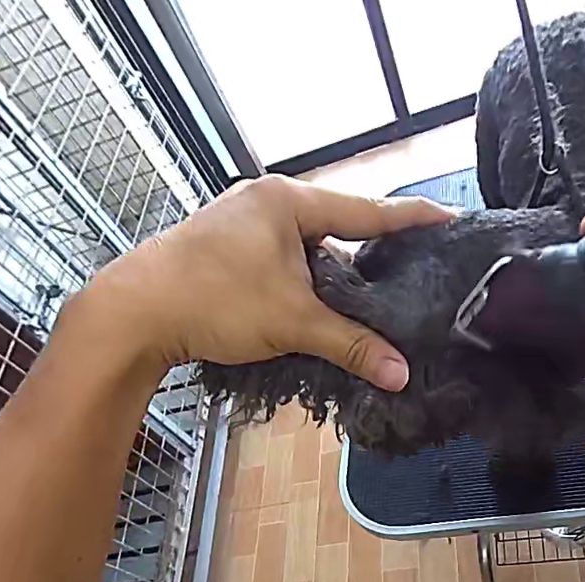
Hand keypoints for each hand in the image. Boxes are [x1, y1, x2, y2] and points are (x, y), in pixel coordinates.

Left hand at [82, 175, 452, 388]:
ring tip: (379, 297)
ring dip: (345, 273)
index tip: (449, 220)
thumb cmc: (213, 299)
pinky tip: (332, 306)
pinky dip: (318, 283)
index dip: (412, 217)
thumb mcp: (294, 322)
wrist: (135, 314)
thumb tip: (402, 375)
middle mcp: (270, 204)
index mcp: (288, 203)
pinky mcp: (238, 251)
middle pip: (343, 226)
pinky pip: (295, 262)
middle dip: (379, 248)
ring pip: (317, 248)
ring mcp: (250, 225)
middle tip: (418, 265)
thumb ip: (353, 345)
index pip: (367, 209)